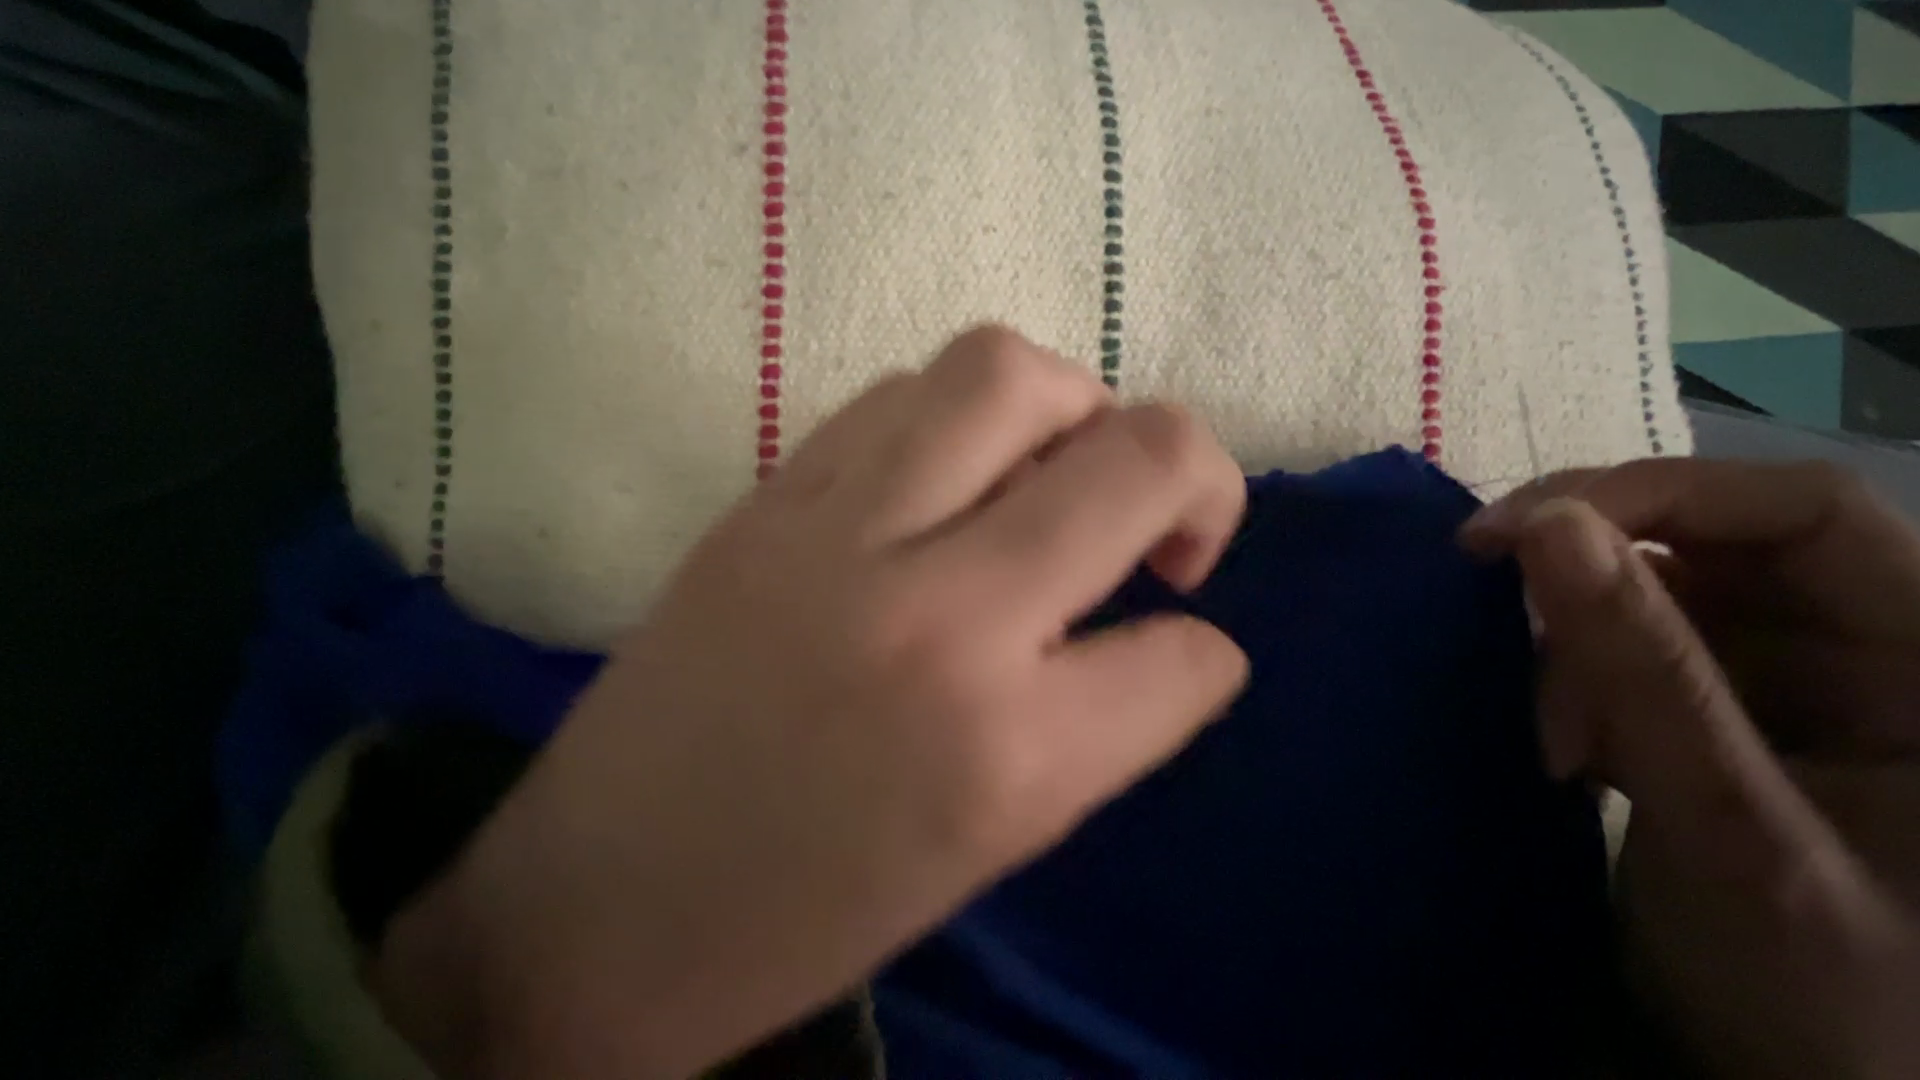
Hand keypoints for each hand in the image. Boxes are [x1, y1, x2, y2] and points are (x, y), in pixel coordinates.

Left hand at [373, 326, 1249, 1078]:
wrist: (603, 905)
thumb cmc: (812, 911)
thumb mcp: (994, 846)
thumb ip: (1096, 726)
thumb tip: (1167, 639)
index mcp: (1009, 753)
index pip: (1187, 657)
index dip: (1201, 654)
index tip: (1175, 652)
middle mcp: (939, 616)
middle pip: (1137, 454)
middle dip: (1199, 477)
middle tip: (1164, 525)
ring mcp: (838, 534)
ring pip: (1004, 374)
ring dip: (1072, 410)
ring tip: (1058, 473)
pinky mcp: (763, 500)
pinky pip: (895, 397)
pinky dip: (957, 418)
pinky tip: (950, 478)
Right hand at [1462, 460, 1919, 1079]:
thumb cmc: (1830, 996)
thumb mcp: (1730, 830)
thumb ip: (1643, 672)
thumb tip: (1542, 525)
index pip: (1797, 510)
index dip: (1650, 492)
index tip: (1509, 533)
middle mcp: (1881, 655)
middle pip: (1716, 551)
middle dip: (1594, 591)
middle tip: (1509, 644)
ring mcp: (1805, 690)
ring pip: (1661, 604)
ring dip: (1579, 654)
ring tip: (1557, 743)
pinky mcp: (1737, 723)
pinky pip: (1641, 660)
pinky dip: (1581, 689)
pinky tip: (1568, 751)